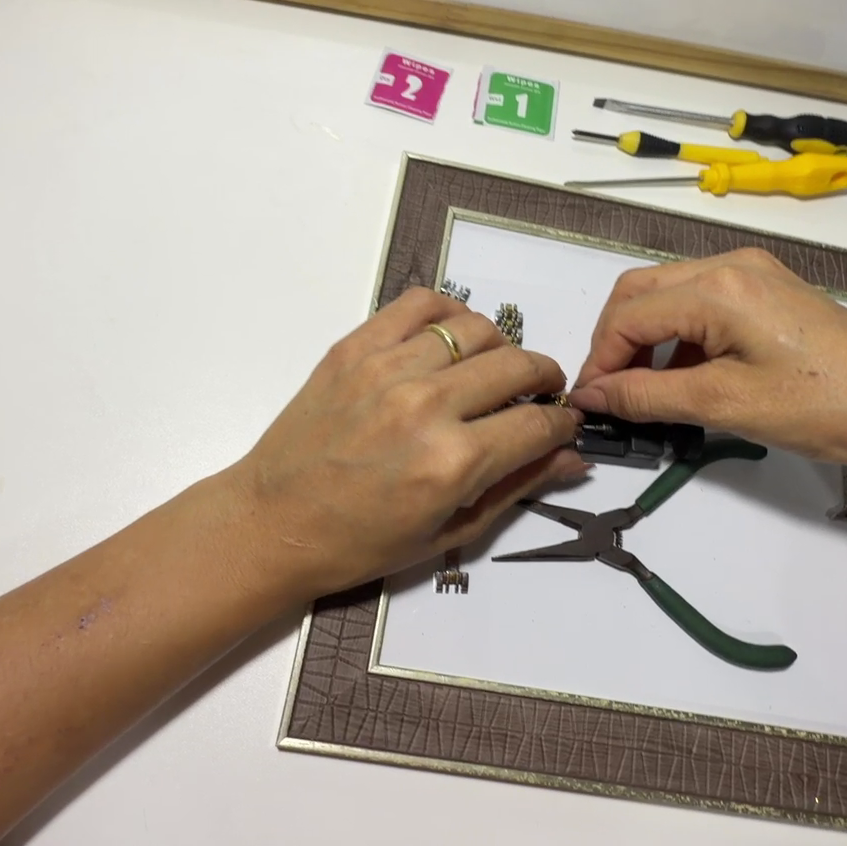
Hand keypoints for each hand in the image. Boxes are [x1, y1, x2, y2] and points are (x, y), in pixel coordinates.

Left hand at [220, 287, 585, 599]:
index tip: (562, 422)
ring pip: (475, 329)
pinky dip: (449, 311)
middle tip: (539, 391)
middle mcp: (426, 406)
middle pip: (516, 366)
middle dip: (543, 377)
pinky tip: (452, 336)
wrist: (274, 522)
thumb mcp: (448, 532)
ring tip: (492, 368)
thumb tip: (572, 458)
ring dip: (500, 347)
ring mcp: (387, 369)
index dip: (562, 422)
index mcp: (452, 463)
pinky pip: (420, 303)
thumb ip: (516, 487)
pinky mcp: (355, 347)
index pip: (537, 424)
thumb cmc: (360, 542)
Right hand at [568, 248, 846, 477]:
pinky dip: (680, 336)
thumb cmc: (818, 407)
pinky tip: (686, 375)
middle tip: (611, 391)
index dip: (600, 359)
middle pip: (642, 291)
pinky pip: (702, 302)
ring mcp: (753, 273)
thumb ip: (646, 396)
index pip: (629, 315)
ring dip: (647, 338)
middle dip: (616, 340)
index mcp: (718, 286)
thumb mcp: (723, 405)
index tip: (588, 403)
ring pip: (669, 294)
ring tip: (646, 389)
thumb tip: (591, 397)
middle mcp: (730, 264)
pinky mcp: (769, 289)